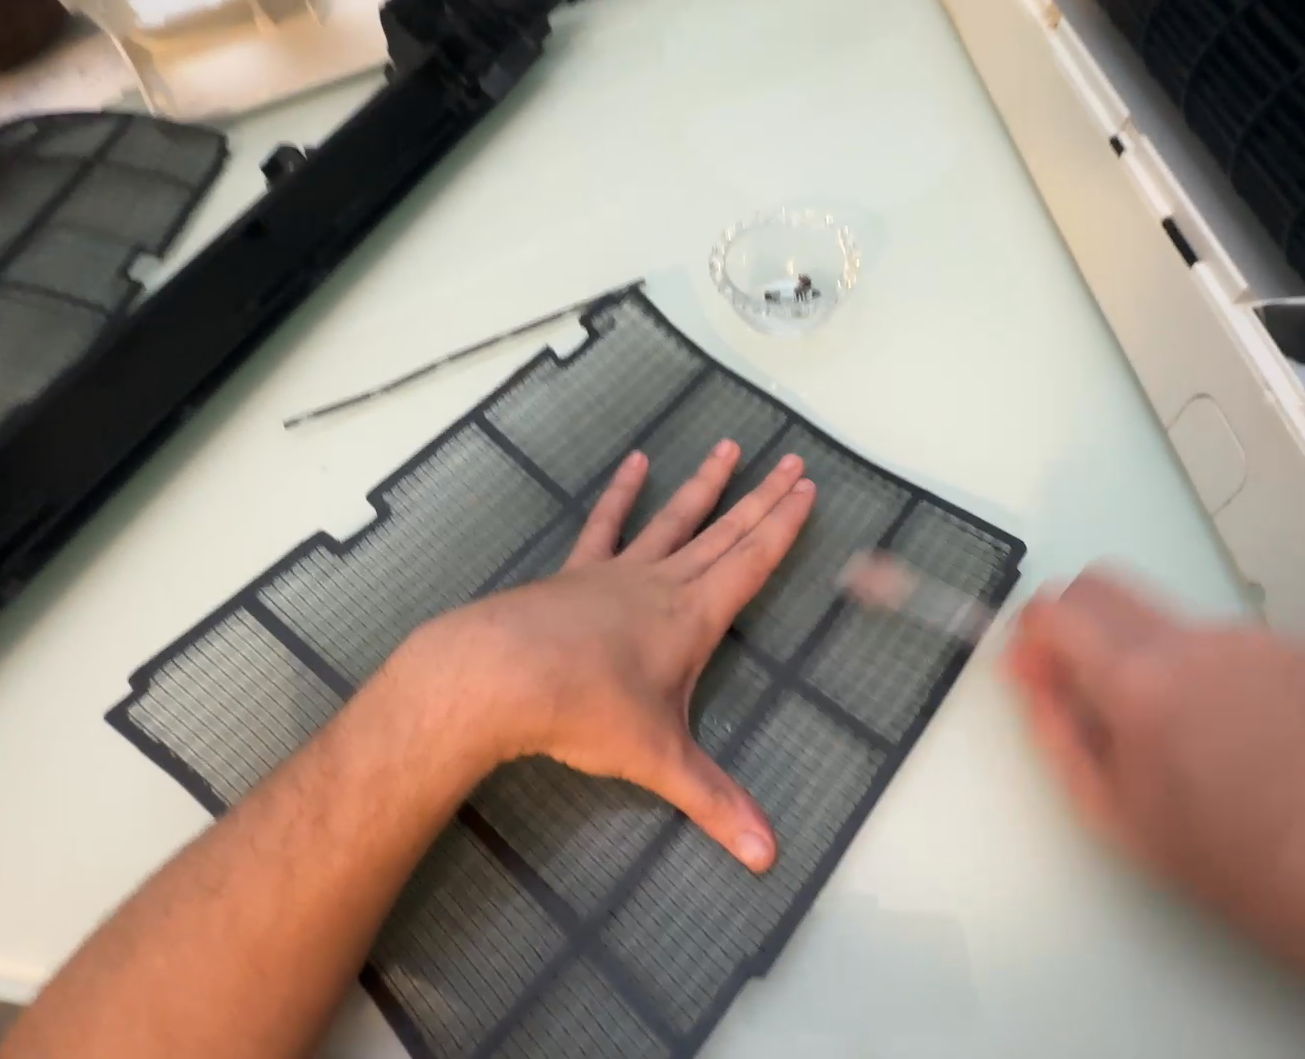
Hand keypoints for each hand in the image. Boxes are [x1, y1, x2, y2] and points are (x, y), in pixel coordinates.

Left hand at [373, 441, 814, 872]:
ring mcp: (618, 572)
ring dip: (705, 484)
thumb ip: (714, 802)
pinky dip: (623, 494)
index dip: (784, 526)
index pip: (752, 562)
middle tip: (789, 460)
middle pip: (725, 532)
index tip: (806, 488)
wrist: (498, 676)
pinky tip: (635, 463)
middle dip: (762, 498)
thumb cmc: (587, 712)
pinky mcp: (577, 573)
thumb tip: (767, 858)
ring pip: (675, 519)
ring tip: (729, 447)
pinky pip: (606, 526)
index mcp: (694, 617)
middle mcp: (664, 583)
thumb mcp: (658, 760)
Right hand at [1005, 568, 1304, 951]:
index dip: (1030, 630)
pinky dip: (1192, 662)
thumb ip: (1051, 723)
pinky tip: (1225, 722)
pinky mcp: (1289, 646)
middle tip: (1083, 680)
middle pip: (1100, 584)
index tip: (1035, 664)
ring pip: (1156, 613)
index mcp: (1138, 681)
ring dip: (1136, 647)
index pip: (1054, 608)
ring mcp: (1247, 637)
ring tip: (1170, 720)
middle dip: (1073, 619)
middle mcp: (1190, 639)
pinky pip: (1211, 635)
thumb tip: (1024, 664)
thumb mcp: (1109, 806)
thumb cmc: (1221, 858)